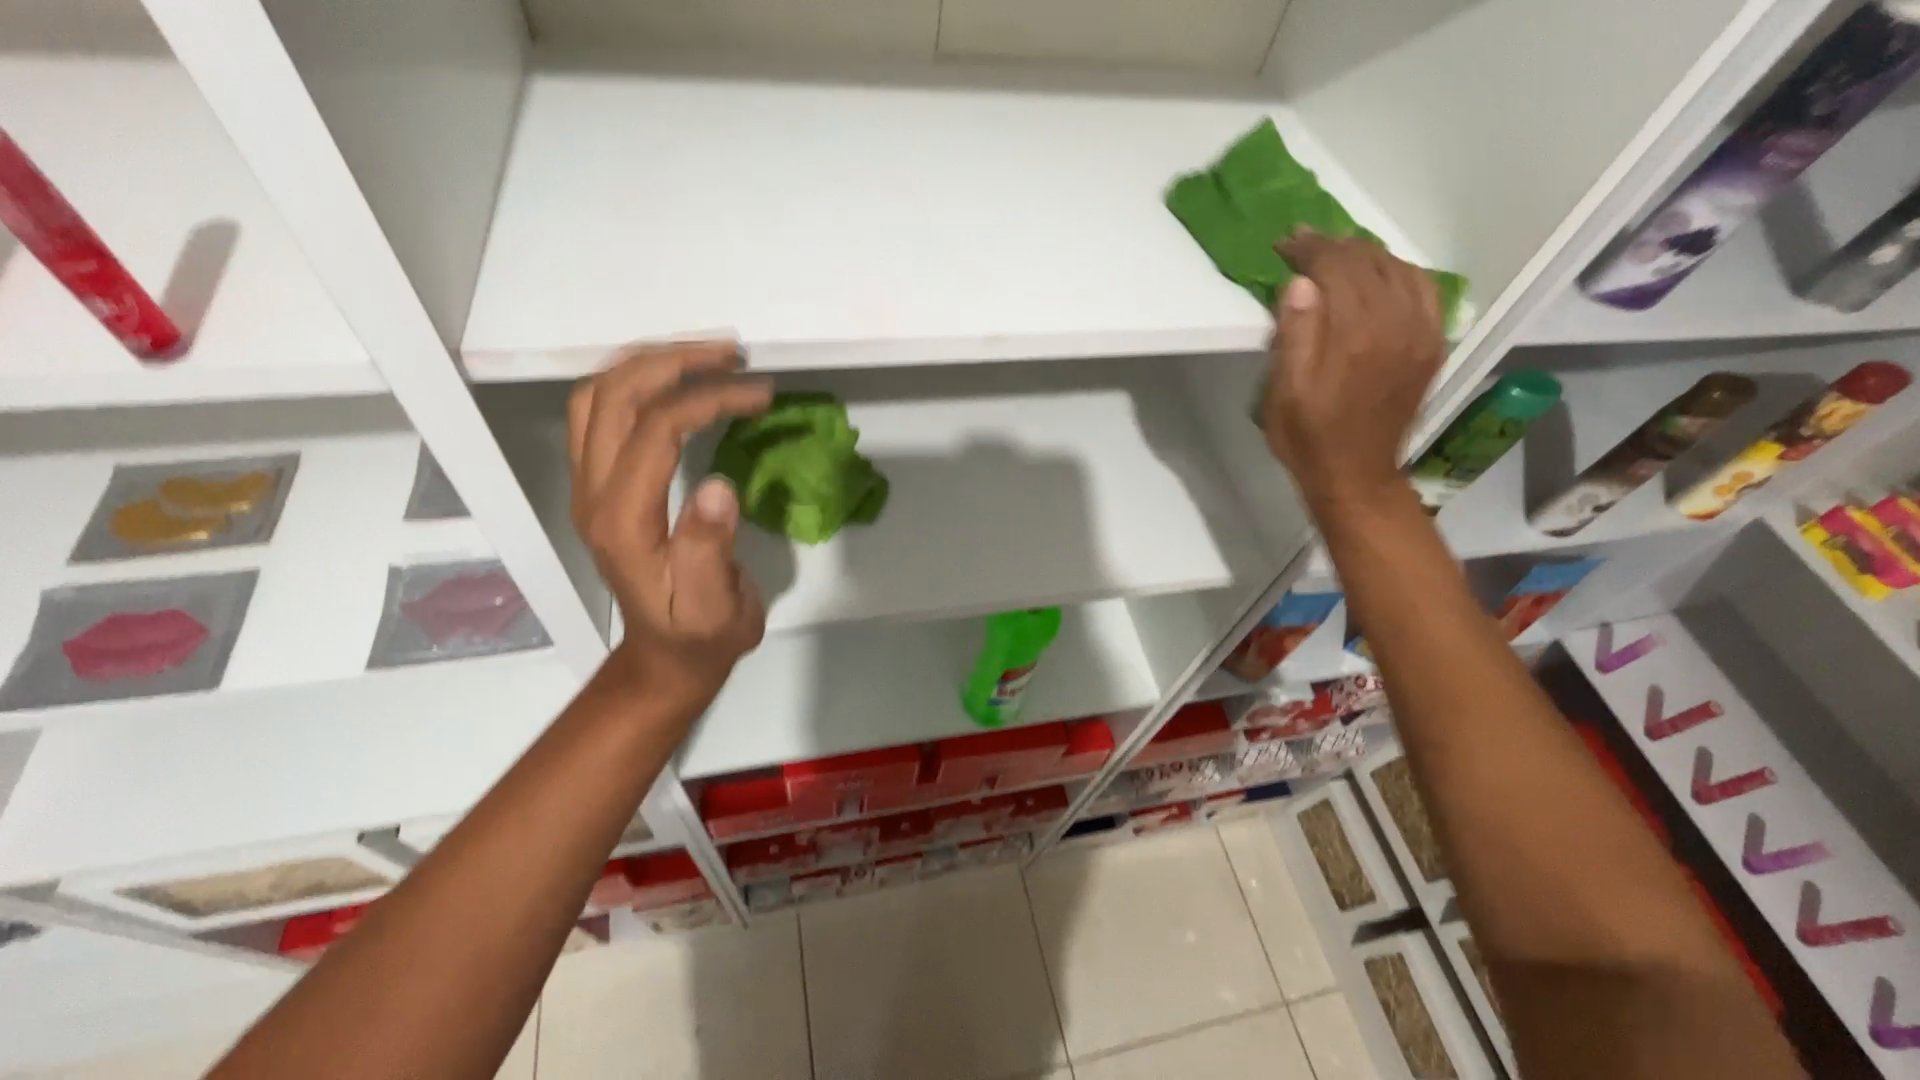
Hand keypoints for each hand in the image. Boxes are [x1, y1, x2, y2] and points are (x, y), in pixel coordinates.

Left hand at [569, 342, 773, 709]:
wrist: (667, 658)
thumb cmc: (700, 634)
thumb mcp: (716, 607)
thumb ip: (710, 551)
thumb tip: (719, 487)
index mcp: (622, 520)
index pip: (656, 429)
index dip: (709, 398)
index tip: (760, 393)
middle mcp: (592, 493)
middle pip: (614, 396)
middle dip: (674, 361)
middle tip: (733, 355)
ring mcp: (587, 486)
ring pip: (597, 396)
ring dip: (647, 363)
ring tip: (706, 357)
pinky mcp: (596, 484)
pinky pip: (598, 412)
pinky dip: (634, 382)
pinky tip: (674, 380)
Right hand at [1261, 230, 1445, 510]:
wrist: (1356, 475)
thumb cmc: (1308, 436)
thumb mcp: (1285, 391)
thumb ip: (1295, 333)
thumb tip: (1301, 282)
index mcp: (1354, 335)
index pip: (1336, 267)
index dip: (1309, 248)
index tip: (1285, 243)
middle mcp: (1395, 325)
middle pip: (1369, 261)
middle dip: (1335, 247)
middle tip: (1304, 244)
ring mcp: (1420, 334)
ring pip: (1399, 269)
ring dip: (1367, 255)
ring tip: (1339, 255)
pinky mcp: (1432, 345)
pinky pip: (1426, 290)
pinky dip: (1401, 272)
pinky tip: (1382, 275)